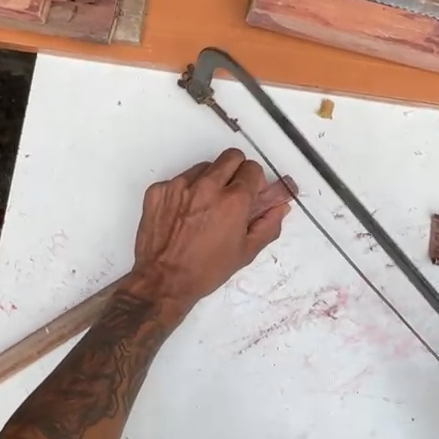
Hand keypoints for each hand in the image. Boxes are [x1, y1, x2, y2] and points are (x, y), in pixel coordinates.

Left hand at [124, 148, 290, 314]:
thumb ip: (268, 225)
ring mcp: (179, 186)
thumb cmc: (206, 271)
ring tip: (205, 208)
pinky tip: (183, 215)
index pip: (252, 168)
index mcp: (233, 200)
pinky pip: (178, 180)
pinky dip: (185, 192)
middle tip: (231, 193)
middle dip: (236, 171)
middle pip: (231, 157)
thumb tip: (280, 206)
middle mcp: (207, 186)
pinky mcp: (158, 190)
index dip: (254, 181)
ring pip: (204, 167)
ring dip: (210, 180)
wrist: (163, 281)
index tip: (250, 193)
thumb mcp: (246, 252)